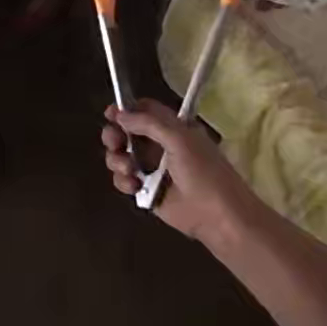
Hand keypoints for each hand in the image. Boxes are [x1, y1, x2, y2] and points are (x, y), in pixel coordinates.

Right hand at [101, 100, 255, 242]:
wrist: (216, 216)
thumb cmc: (204, 173)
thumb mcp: (180, 140)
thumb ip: (148, 123)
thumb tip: (118, 114)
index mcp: (173, 129)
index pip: (144, 110)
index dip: (126, 109)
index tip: (110, 114)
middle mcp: (159, 145)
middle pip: (125, 131)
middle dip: (114, 135)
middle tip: (115, 143)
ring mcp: (150, 168)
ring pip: (119, 155)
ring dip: (117, 160)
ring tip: (128, 169)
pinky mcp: (143, 189)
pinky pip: (122, 178)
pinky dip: (123, 181)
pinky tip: (134, 186)